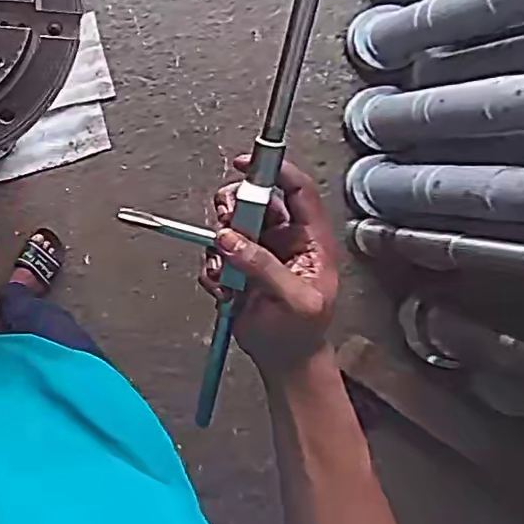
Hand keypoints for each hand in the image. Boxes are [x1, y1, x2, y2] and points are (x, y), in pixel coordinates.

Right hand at [199, 154, 341, 375]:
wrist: (283, 359)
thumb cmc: (302, 333)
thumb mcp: (296, 301)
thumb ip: (264, 267)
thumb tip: (230, 238)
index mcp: (310, 240)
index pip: (296, 190)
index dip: (274, 171)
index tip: (246, 165)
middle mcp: (282, 239)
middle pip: (254, 201)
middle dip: (234, 208)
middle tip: (227, 223)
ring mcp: (257, 250)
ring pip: (229, 223)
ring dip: (220, 243)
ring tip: (227, 268)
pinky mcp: (236, 264)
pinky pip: (214, 252)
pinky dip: (213, 267)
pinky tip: (226, 287)